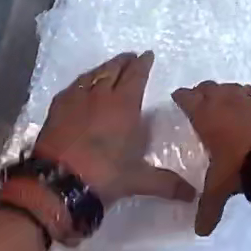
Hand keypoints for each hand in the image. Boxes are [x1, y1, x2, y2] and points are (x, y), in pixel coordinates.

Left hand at [32, 51, 195, 206]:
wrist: (58, 182)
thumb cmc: (104, 176)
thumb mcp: (139, 180)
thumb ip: (166, 183)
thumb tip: (192, 194)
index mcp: (125, 106)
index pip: (136, 76)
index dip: (143, 64)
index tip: (148, 56)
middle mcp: (101, 96)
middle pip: (114, 70)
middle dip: (124, 62)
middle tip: (131, 57)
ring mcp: (76, 99)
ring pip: (93, 75)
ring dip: (104, 68)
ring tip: (109, 67)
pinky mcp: (57, 108)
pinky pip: (73, 86)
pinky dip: (83, 81)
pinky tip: (82, 85)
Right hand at [169, 81, 250, 236]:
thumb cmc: (242, 164)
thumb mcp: (220, 187)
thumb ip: (208, 207)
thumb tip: (200, 231)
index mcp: (204, 115)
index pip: (185, 97)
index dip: (180, 97)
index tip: (178, 100)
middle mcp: (223, 100)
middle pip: (206, 87)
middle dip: (201, 93)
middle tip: (199, 104)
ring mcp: (246, 96)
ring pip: (229, 86)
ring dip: (223, 92)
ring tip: (223, 104)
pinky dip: (247, 94)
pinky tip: (249, 102)